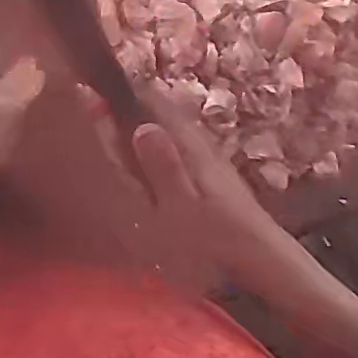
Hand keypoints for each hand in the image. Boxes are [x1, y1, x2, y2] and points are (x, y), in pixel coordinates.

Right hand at [124, 85, 357, 357]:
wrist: (266, 263)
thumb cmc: (220, 237)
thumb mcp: (183, 206)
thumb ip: (161, 166)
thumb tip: (141, 124)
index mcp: (189, 145)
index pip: (152, 101)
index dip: (121, 94)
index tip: (90, 94)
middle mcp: (195, 142)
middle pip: (152, 113)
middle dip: (122, 115)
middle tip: (99, 126)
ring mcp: (201, 157)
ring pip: (159, 132)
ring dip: (133, 137)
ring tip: (116, 152)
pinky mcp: (205, 174)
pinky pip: (166, 151)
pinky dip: (146, 156)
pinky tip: (142, 177)